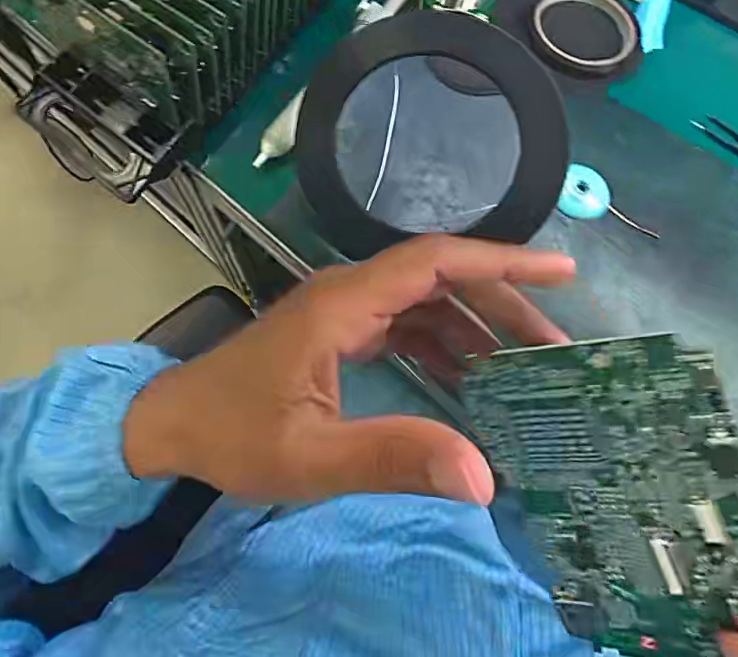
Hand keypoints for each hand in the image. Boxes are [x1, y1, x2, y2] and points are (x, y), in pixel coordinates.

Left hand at [121, 234, 575, 504]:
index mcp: (341, 304)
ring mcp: (339, 312)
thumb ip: (391, 457)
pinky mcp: (335, 332)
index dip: (498, 260)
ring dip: (474, 328)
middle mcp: (344, 294)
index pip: (430, 262)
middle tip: (559, 352)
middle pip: (435, 278)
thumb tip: (484, 475)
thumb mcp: (312, 456)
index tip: (561, 270)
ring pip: (421, 301)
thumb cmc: (234, 432)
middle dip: (499, 305)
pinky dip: (441, 346)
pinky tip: (470, 383)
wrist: (176, 420)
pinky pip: (401, 325)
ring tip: (528, 372)